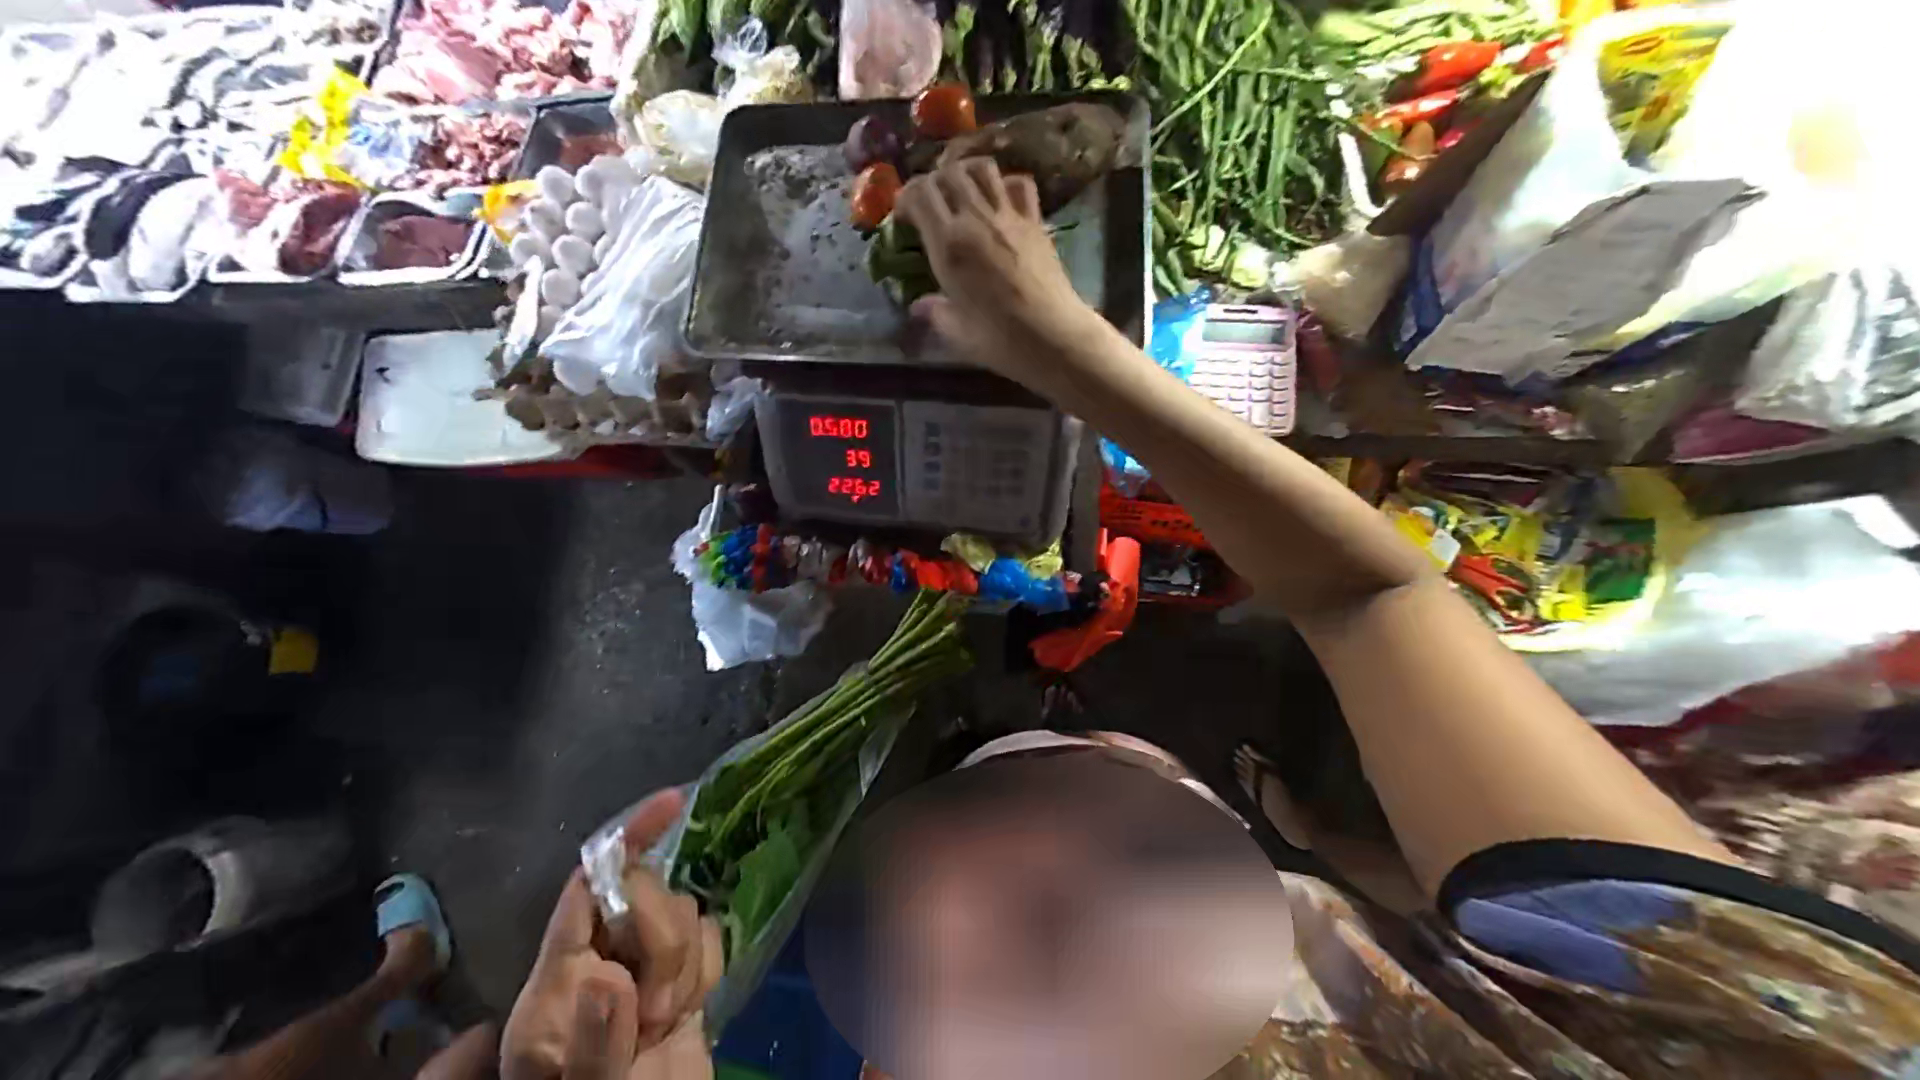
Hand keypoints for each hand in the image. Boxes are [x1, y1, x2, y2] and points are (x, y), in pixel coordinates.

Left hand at [502, 789, 722, 1079]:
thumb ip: (592, 1047)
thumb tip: (607, 976)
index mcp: (557, 976)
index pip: (591, 883)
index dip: (629, 838)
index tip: (674, 803)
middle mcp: (603, 955)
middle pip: (647, 893)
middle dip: (663, 939)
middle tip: (657, 1008)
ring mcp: (646, 963)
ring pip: (685, 911)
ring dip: (687, 964)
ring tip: (664, 1022)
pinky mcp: (686, 972)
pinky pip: (711, 938)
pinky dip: (706, 970)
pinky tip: (689, 1009)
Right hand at [895, 158, 1106, 388]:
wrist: (1053, 336)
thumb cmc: (999, 339)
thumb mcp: (956, 331)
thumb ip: (934, 312)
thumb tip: (920, 305)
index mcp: (948, 244)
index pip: (920, 194)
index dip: (906, 197)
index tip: (903, 216)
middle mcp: (976, 219)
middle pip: (949, 173)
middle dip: (933, 181)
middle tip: (930, 203)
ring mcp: (1009, 216)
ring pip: (983, 168)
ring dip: (966, 172)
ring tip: (961, 191)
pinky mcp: (1035, 221)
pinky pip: (1019, 184)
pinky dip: (1005, 182)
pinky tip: (1000, 199)